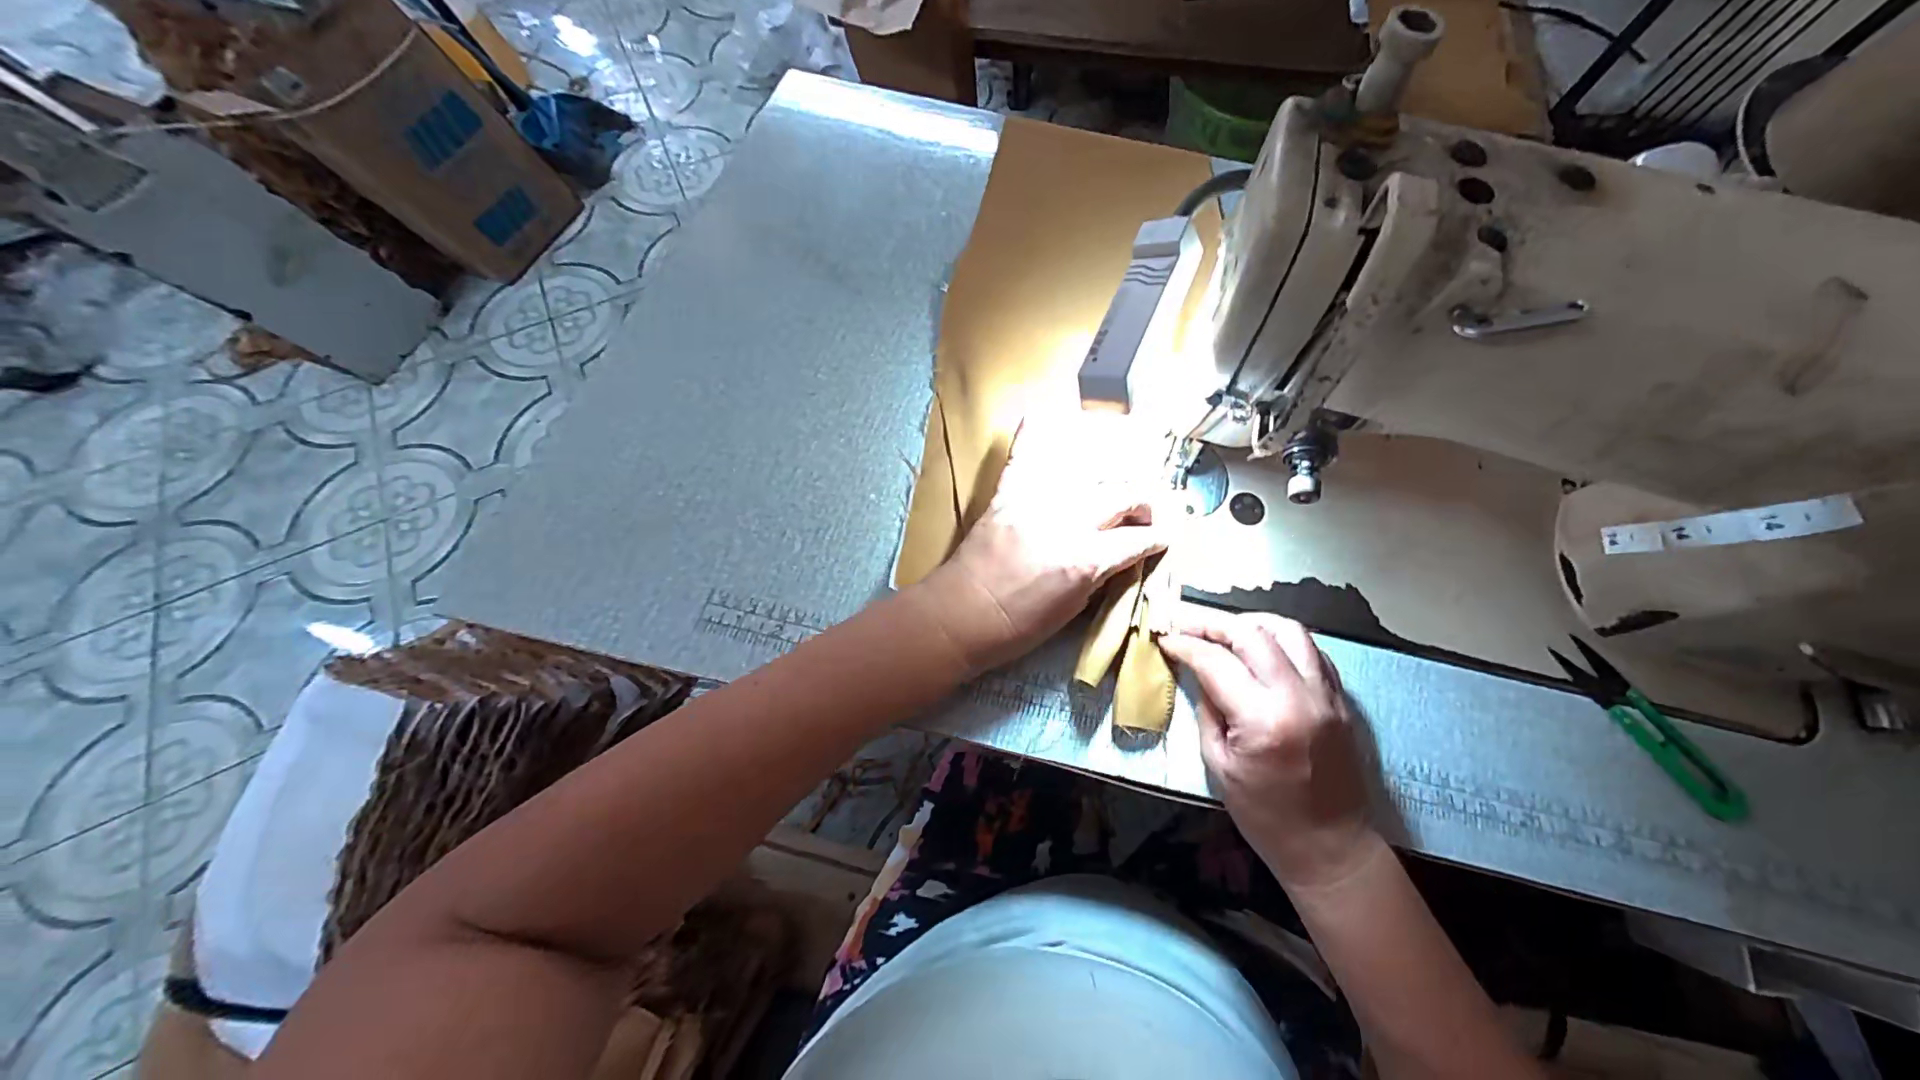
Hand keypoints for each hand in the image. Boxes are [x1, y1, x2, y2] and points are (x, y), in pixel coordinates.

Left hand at [918, 418, 1167, 676]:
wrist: (960, 615)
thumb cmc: (1016, 626)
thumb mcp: (1072, 611)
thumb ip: (1100, 575)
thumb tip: (1119, 555)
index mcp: (1086, 559)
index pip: (1139, 538)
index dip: (1157, 538)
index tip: (1162, 537)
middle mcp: (1067, 522)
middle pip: (1124, 494)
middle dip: (1143, 503)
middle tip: (1142, 513)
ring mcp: (1036, 501)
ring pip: (1089, 470)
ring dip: (1109, 475)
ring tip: (1112, 483)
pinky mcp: (1008, 493)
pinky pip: (1026, 453)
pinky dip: (1036, 432)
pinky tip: (1046, 416)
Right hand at [1159, 605, 1379, 890]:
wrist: (1330, 847)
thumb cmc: (1264, 815)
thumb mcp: (1218, 764)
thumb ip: (1208, 709)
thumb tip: (1199, 672)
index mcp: (1263, 720)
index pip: (1216, 661)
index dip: (1185, 644)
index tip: (1164, 637)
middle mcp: (1299, 697)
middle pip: (1252, 634)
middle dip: (1213, 623)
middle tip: (1185, 623)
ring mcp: (1327, 695)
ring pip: (1289, 631)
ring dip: (1251, 624)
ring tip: (1224, 631)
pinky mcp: (1341, 700)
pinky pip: (1312, 651)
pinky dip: (1282, 641)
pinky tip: (1261, 650)